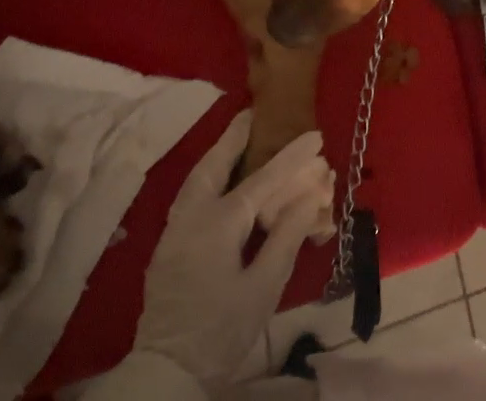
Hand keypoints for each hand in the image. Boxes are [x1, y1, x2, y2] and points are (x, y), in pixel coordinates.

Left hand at [131, 113, 333, 386]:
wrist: (169, 370)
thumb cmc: (224, 328)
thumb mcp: (265, 284)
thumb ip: (287, 235)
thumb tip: (310, 194)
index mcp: (216, 225)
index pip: (262, 180)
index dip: (291, 157)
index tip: (316, 133)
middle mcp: (190, 219)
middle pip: (212, 167)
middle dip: (234, 139)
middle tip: (254, 114)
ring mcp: (174, 233)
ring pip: (196, 181)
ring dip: (219, 156)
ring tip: (239, 138)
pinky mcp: (169, 249)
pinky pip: (191, 198)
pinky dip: (210, 177)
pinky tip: (223, 180)